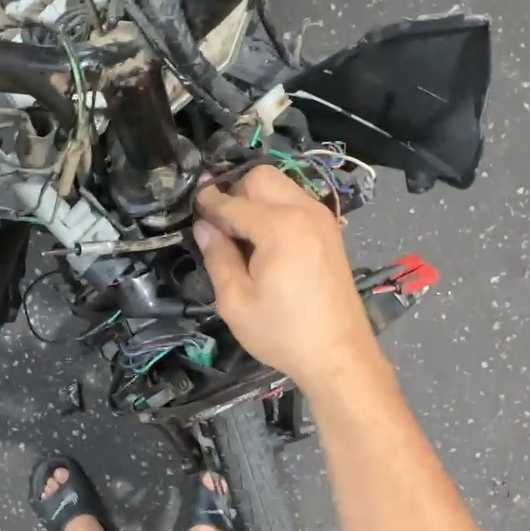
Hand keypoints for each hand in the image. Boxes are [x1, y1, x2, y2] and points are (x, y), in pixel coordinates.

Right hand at [192, 167, 383, 390]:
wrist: (337, 353)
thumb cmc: (282, 333)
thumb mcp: (236, 302)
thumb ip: (218, 258)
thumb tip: (204, 228)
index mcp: (279, 226)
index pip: (234, 202)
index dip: (209, 204)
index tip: (192, 207)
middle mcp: (303, 211)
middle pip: (261, 177)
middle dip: (236, 192)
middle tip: (220, 225)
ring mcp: (321, 219)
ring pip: (282, 186)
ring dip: (257, 200)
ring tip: (242, 236)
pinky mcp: (330, 232)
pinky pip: (296, 203)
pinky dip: (277, 210)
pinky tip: (266, 243)